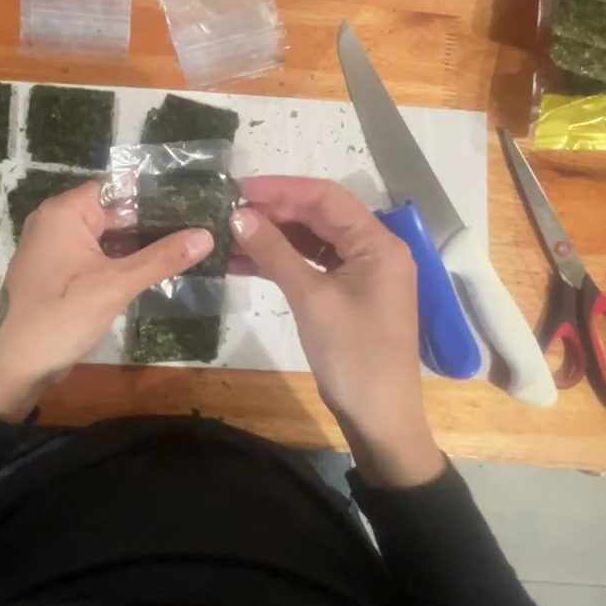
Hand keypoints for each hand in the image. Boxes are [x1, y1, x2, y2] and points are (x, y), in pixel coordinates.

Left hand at [0, 182, 212, 421]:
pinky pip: (95, 257)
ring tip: (188, 247)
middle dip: (152, 223)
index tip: (194, 204)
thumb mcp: (116, 285)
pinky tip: (155, 270)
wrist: (15, 367)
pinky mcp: (58, 272)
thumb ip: (161, 258)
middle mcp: (56, 221)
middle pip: (113, 212)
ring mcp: (55, 248)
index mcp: (64, 212)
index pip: (118, 190)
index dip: (155, 197)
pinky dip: (120, 262)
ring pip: (106, 237)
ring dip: (139, 245)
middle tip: (200, 228)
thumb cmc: (61, 316)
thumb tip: (206, 235)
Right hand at [230, 176, 445, 487]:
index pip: (325, 197)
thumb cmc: (352, 354)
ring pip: (311, 240)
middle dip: (273, 211)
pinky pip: (311, 264)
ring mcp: (361, 272)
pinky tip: (243, 261)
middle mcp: (373, 249)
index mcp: (377, 242)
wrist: (378, 417)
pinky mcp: (347, 293)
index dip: (280, 188)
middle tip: (226, 212)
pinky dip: (281, 261)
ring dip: (273, 236)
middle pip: (318, 215)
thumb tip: (238, 215)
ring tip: (228, 235)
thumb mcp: (311, 298)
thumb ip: (275, 252)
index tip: (237, 189)